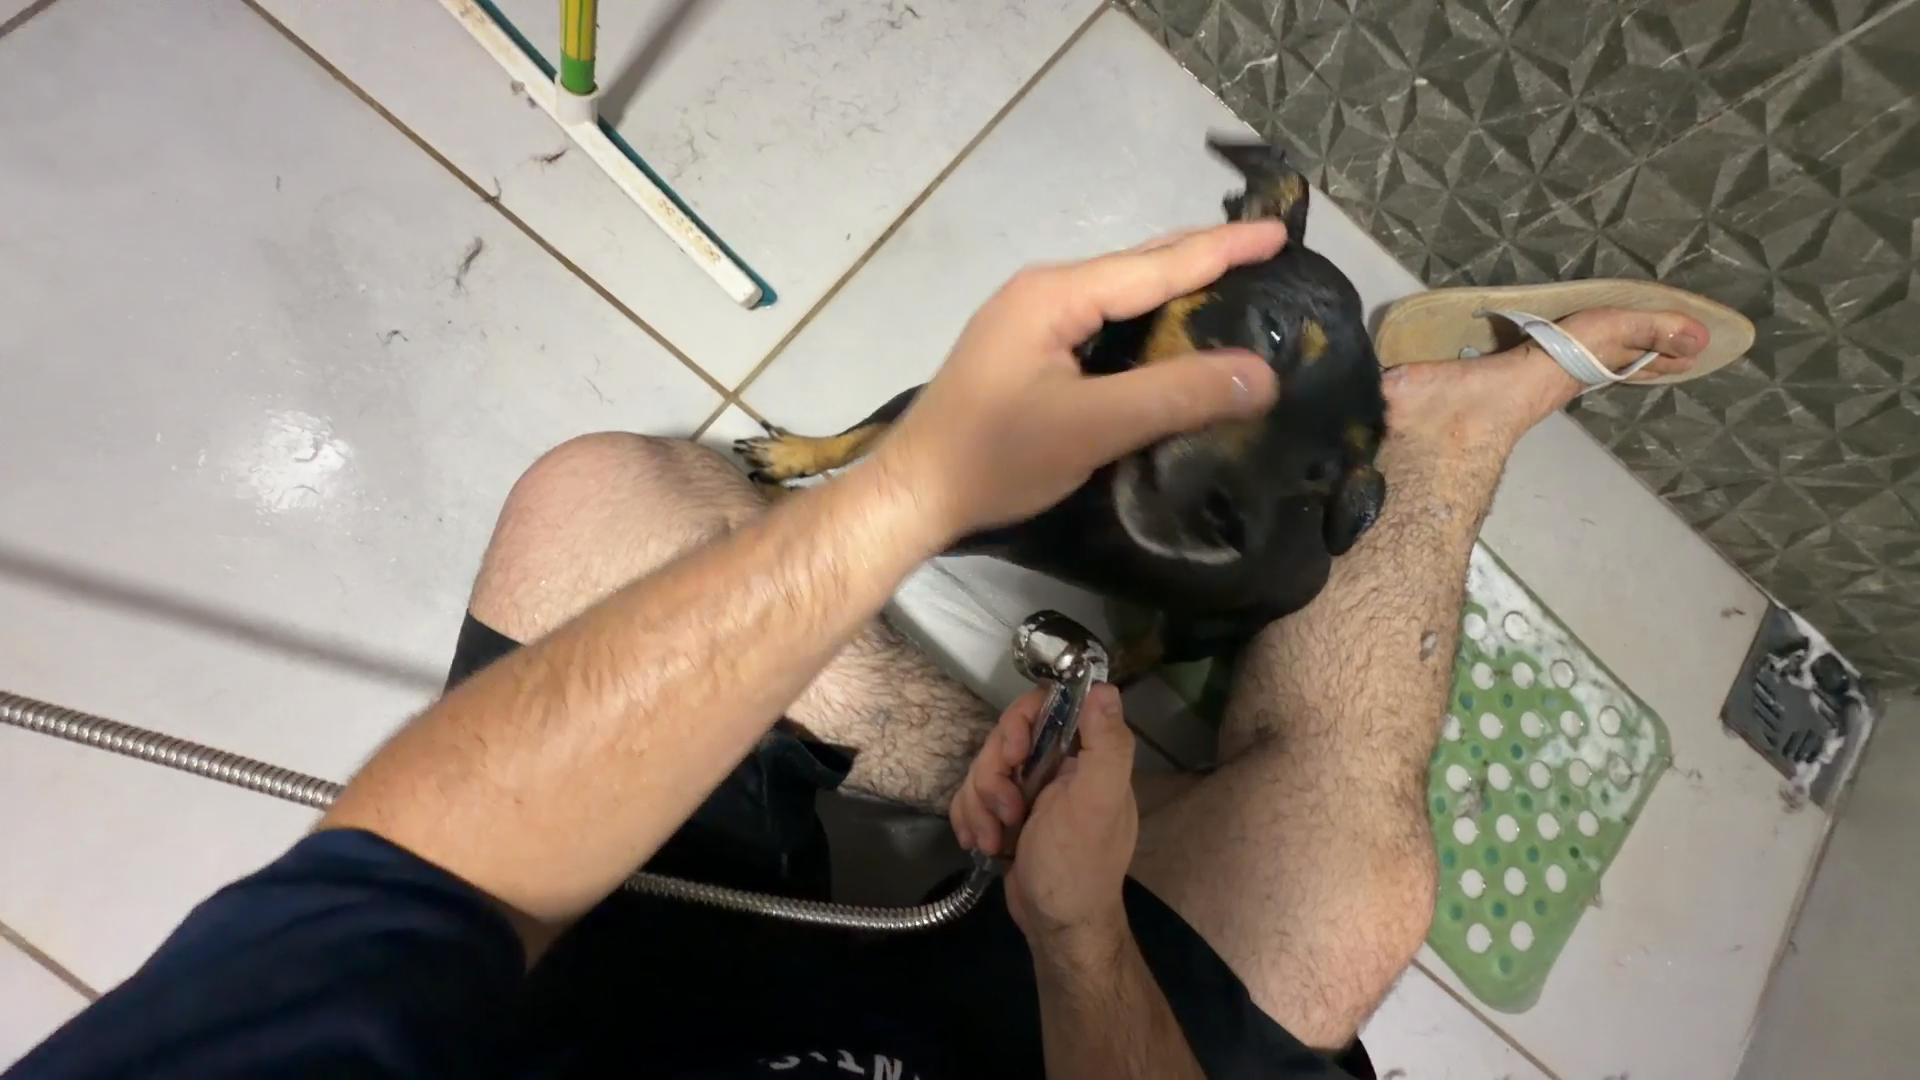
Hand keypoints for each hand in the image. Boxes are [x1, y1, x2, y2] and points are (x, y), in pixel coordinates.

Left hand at [875, 223, 1285, 537]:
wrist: (916, 492)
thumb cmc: (995, 458)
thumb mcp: (1091, 426)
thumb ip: (1174, 396)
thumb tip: (1263, 374)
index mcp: (1053, 294)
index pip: (1155, 264)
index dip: (1220, 250)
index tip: (1280, 234)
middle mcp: (1038, 294)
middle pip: (1133, 271)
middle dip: (1197, 263)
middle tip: (1262, 259)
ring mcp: (1024, 324)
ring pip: (1113, 300)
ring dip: (1167, 296)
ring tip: (1226, 295)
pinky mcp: (1020, 356)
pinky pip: (1094, 327)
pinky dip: (1136, 329)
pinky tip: (1160, 342)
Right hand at [951, 684, 1138, 943]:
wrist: (1057, 931)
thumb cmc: (1079, 867)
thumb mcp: (1097, 804)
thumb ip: (1106, 746)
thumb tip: (1104, 688)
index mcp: (1083, 755)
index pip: (1043, 707)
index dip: (1018, 723)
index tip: (1012, 755)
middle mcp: (1056, 765)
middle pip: (1003, 739)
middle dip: (993, 778)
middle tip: (1008, 813)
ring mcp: (1028, 789)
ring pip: (982, 768)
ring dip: (980, 806)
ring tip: (996, 840)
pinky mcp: (1005, 812)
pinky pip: (971, 796)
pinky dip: (971, 820)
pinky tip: (983, 845)